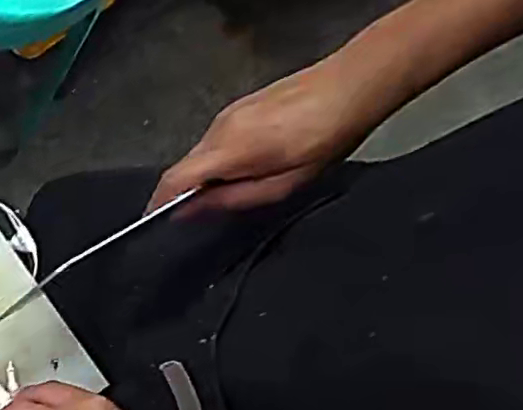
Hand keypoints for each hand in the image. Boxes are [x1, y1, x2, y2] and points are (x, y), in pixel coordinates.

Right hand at [148, 61, 379, 213]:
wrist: (366, 75)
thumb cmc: (331, 133)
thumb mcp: (284, 183)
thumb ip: (229, 199)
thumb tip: (188, 210)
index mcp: (229, 151)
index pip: (172, 183)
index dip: (157, 204)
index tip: (156, 220)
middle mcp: (219, 131)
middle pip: (182, 169)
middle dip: (187, 189)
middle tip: (211, 201)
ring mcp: (227, 115)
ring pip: (197, 155)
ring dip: (206, 170)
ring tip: (241, 174)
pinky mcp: (238, 106)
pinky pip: (213, 140)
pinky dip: (219, 154)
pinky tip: (251, 153)